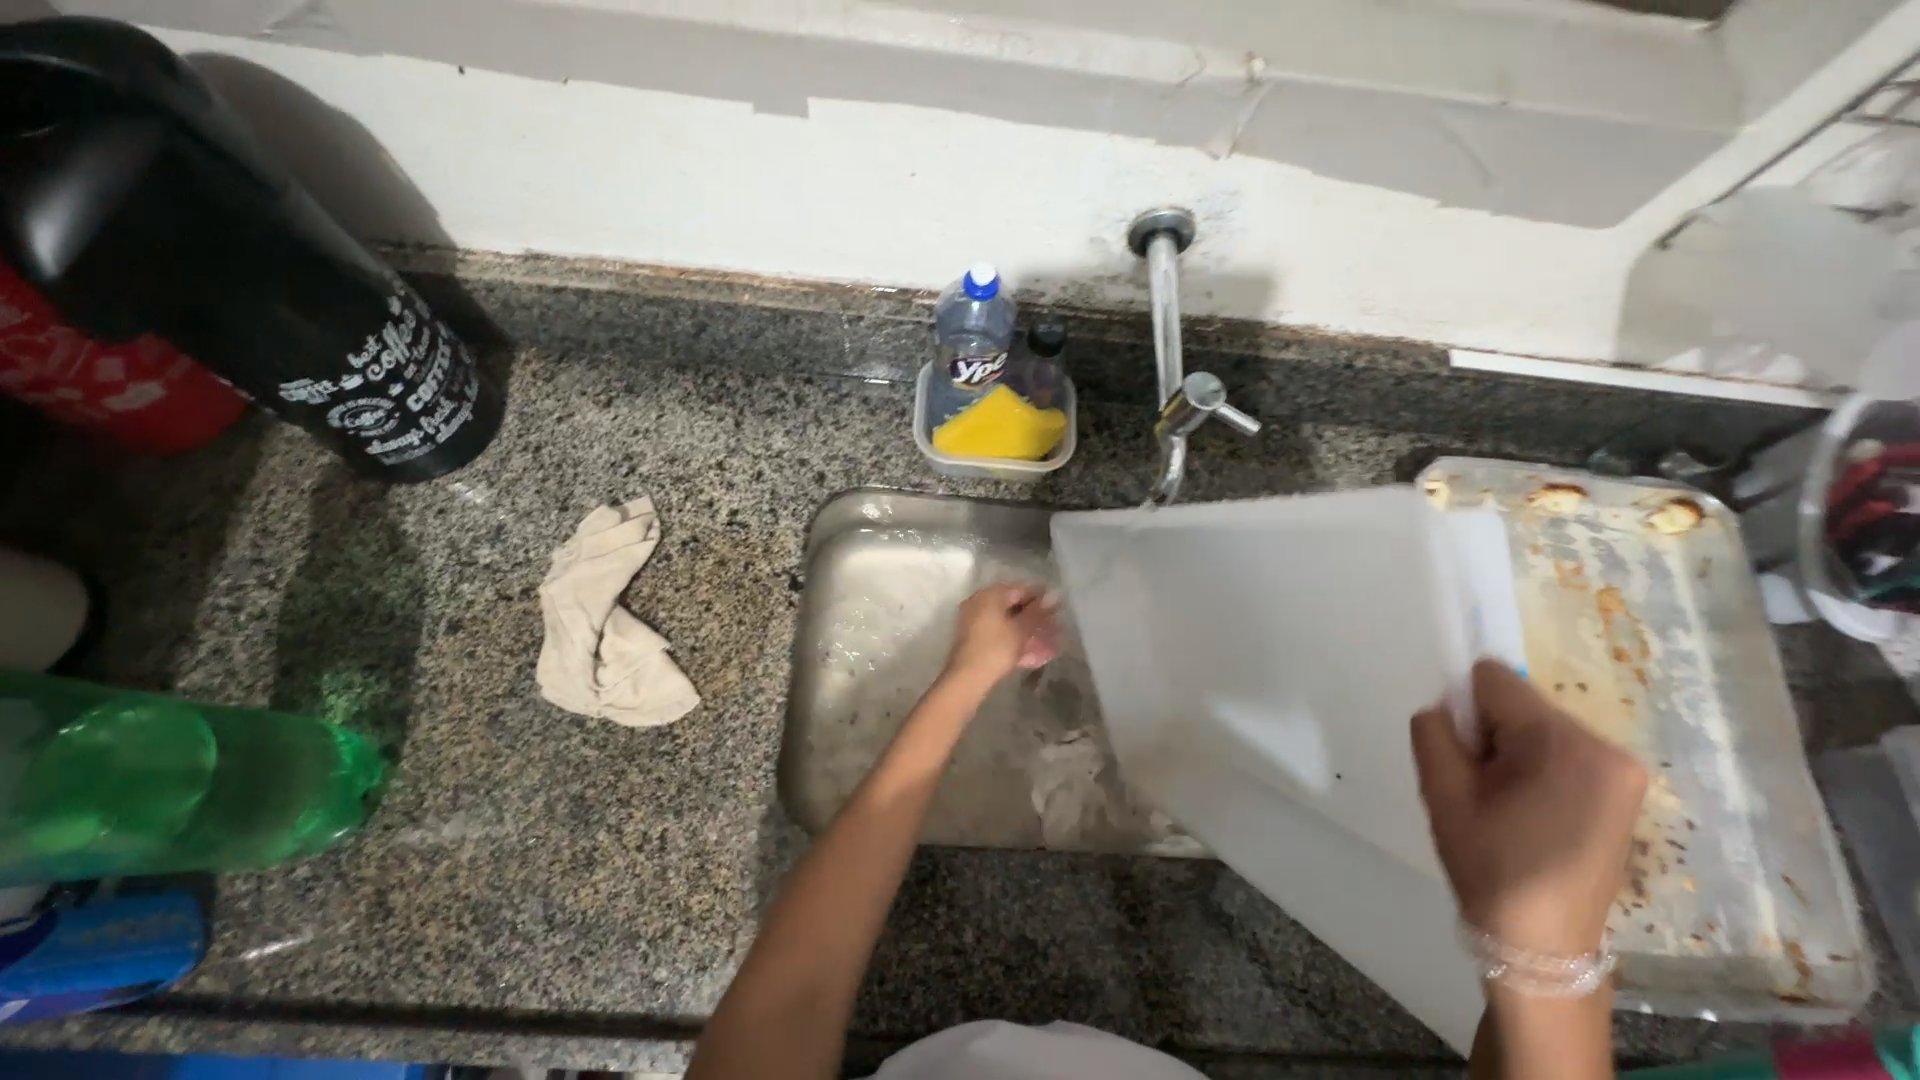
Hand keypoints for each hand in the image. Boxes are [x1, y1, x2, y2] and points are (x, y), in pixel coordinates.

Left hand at [942, 584, 1059, 685]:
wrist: (967, 679)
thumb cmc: (996, 648)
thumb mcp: (1021, 629)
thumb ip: (1038, 612)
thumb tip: (1054, 595)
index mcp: (990, 595)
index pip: (1021, 590)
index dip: (1042, 599)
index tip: (1059, 609)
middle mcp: (981, 604)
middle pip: (1015, 609)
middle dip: (1038, 622)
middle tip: (1057, 630)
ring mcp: (977, 624)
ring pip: (1010, 626)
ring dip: (1031, 636)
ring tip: (1053, 647)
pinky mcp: (977, 642)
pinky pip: (1002, 638)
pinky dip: (1018, 645)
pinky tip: (1037, 658)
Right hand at [1411, 660, 1647, 956]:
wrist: (1542, 943)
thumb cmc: (1490, 867)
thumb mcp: (1442, 792)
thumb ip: (1434, 731)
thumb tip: (1445, 707)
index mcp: (1566, 745)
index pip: (1496, 681)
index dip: (1465, 710)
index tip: (1464, 755)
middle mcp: (1608, 748)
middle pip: (1522, 704)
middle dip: (1492, 734)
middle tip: (1483, 789)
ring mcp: (1624, 772)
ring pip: (1541, 727)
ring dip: (1514, 753)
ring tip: (1506, 806)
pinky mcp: (1626, 791)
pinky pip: (1564, 752)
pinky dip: (1538, 769)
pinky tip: (1530, 813)